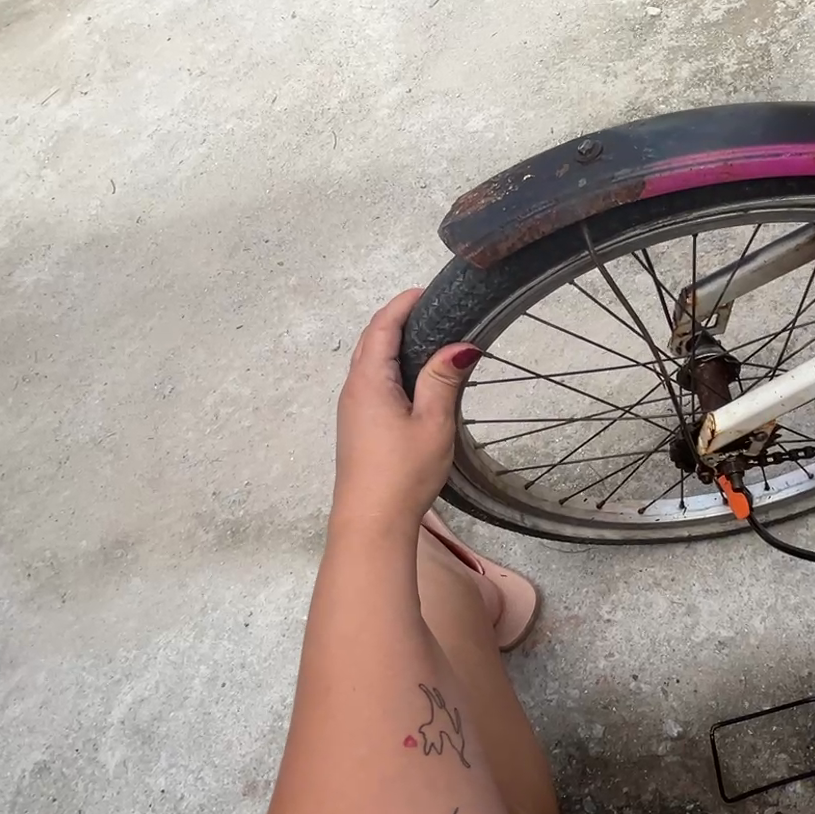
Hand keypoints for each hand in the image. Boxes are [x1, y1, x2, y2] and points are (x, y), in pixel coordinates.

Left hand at [332, 289, 478, 532]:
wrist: (371, 522)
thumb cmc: (403, 471)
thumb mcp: (432, 422)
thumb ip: (443, 380)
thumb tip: (461, 345)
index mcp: (369, 381)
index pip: (381, 328)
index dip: (402, 305)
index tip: (427, 291)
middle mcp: (354, 390)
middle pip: (371, 341)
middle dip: (398, 319)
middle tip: (434, 310)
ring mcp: (353, 409)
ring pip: (371, 363)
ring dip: (394, 343)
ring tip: (430, 336)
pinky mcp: (358, 426)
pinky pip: (373, 381)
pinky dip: (392, 365)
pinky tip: (415, 377)